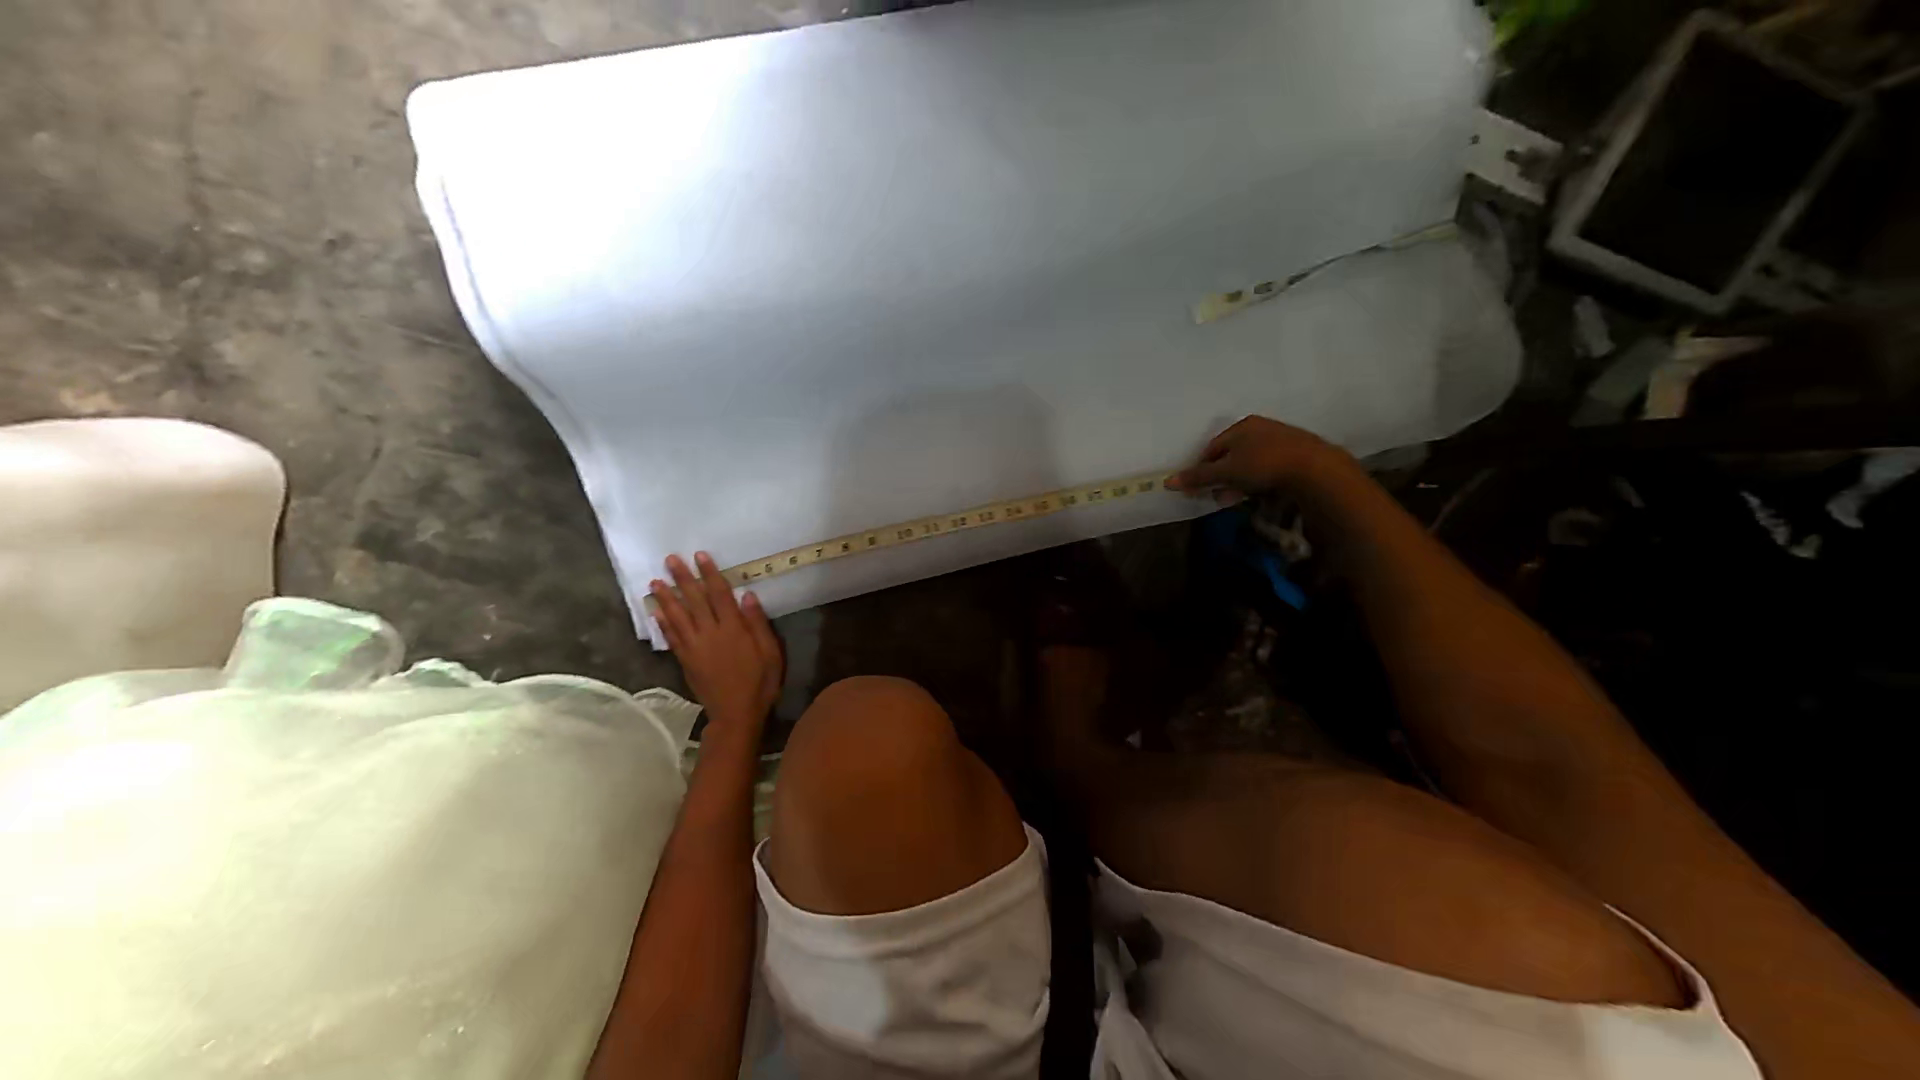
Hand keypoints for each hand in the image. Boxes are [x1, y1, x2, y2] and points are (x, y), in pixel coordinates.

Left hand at [649, 553, 783, 736]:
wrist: (736, 714)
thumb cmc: (760, 682)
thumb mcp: (770, 652)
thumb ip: (758, 624)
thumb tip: (747, 595)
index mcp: (733, 630)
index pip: (719, 595)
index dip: (710, 574)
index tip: (700, 556)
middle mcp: (710, 634)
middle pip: (694, 601)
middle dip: (682, 579)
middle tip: (670, 559)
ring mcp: (694, 647)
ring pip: (677, 616)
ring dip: (666, 597)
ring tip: (655, 580)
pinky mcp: (685, 660)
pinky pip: (671, 637)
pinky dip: (663, 623)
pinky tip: (656, 611)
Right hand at [1170, 416, 1353, 497]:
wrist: (1315, 468)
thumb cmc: (1263, 465)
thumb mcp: (1226, 473)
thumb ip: (1198, 477)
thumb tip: (1167, 481)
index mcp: (1242, 426)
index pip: (1212, 448)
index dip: (1202, 469)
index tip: (1200, 488)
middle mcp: (1261, 428)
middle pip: (1232, 455)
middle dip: (1222, 478)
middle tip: (1219, 497)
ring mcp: (1282, 439)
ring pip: (1251, 463)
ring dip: (1240, 482)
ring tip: (1238, 500)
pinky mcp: (1298, 454)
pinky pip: (1270, 468)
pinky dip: (1260, 481)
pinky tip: (1261, 495)